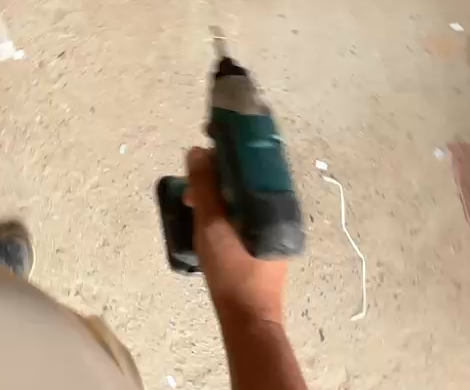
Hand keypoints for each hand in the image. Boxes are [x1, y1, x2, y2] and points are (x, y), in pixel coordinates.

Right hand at [186, 147, 287, 323]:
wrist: (248, 318)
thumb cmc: (231, 269)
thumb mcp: (210, 223)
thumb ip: (203, 186)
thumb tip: (197, 151)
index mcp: (273, 201)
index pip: (248, 162)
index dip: (221, 155)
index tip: (198, 162)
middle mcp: (279, 210)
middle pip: (243, 179)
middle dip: (213, 178)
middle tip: (190, 193)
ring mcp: (274, 228)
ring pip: (241, 197)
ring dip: (215, 196)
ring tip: (193, 208)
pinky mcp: (266, 242)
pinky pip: (243, 213)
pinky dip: (224, 210)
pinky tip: (207, 222)